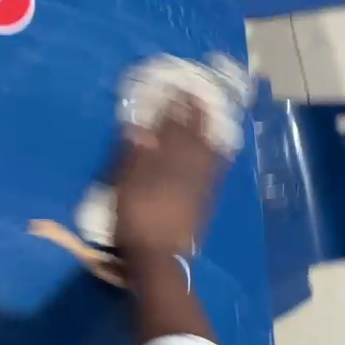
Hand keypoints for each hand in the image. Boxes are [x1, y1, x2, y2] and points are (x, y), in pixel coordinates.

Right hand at [113, 94, 222, 261]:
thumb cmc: (135, 219)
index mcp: (166, 161)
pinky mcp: (206, 199)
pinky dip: (217, 152)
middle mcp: (188, 167)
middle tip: (195, 93)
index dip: (172, 106)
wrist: (159, 257)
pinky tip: (220, 147)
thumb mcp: (125, 186)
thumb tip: (139, 127)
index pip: (170, 126)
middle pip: (194, 134)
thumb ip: (133, 156)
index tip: (174, 87)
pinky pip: (215, 167)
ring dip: (209, 128)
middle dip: (194, 112)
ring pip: (208, 148)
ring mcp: (200, 183)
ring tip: (211, 113)